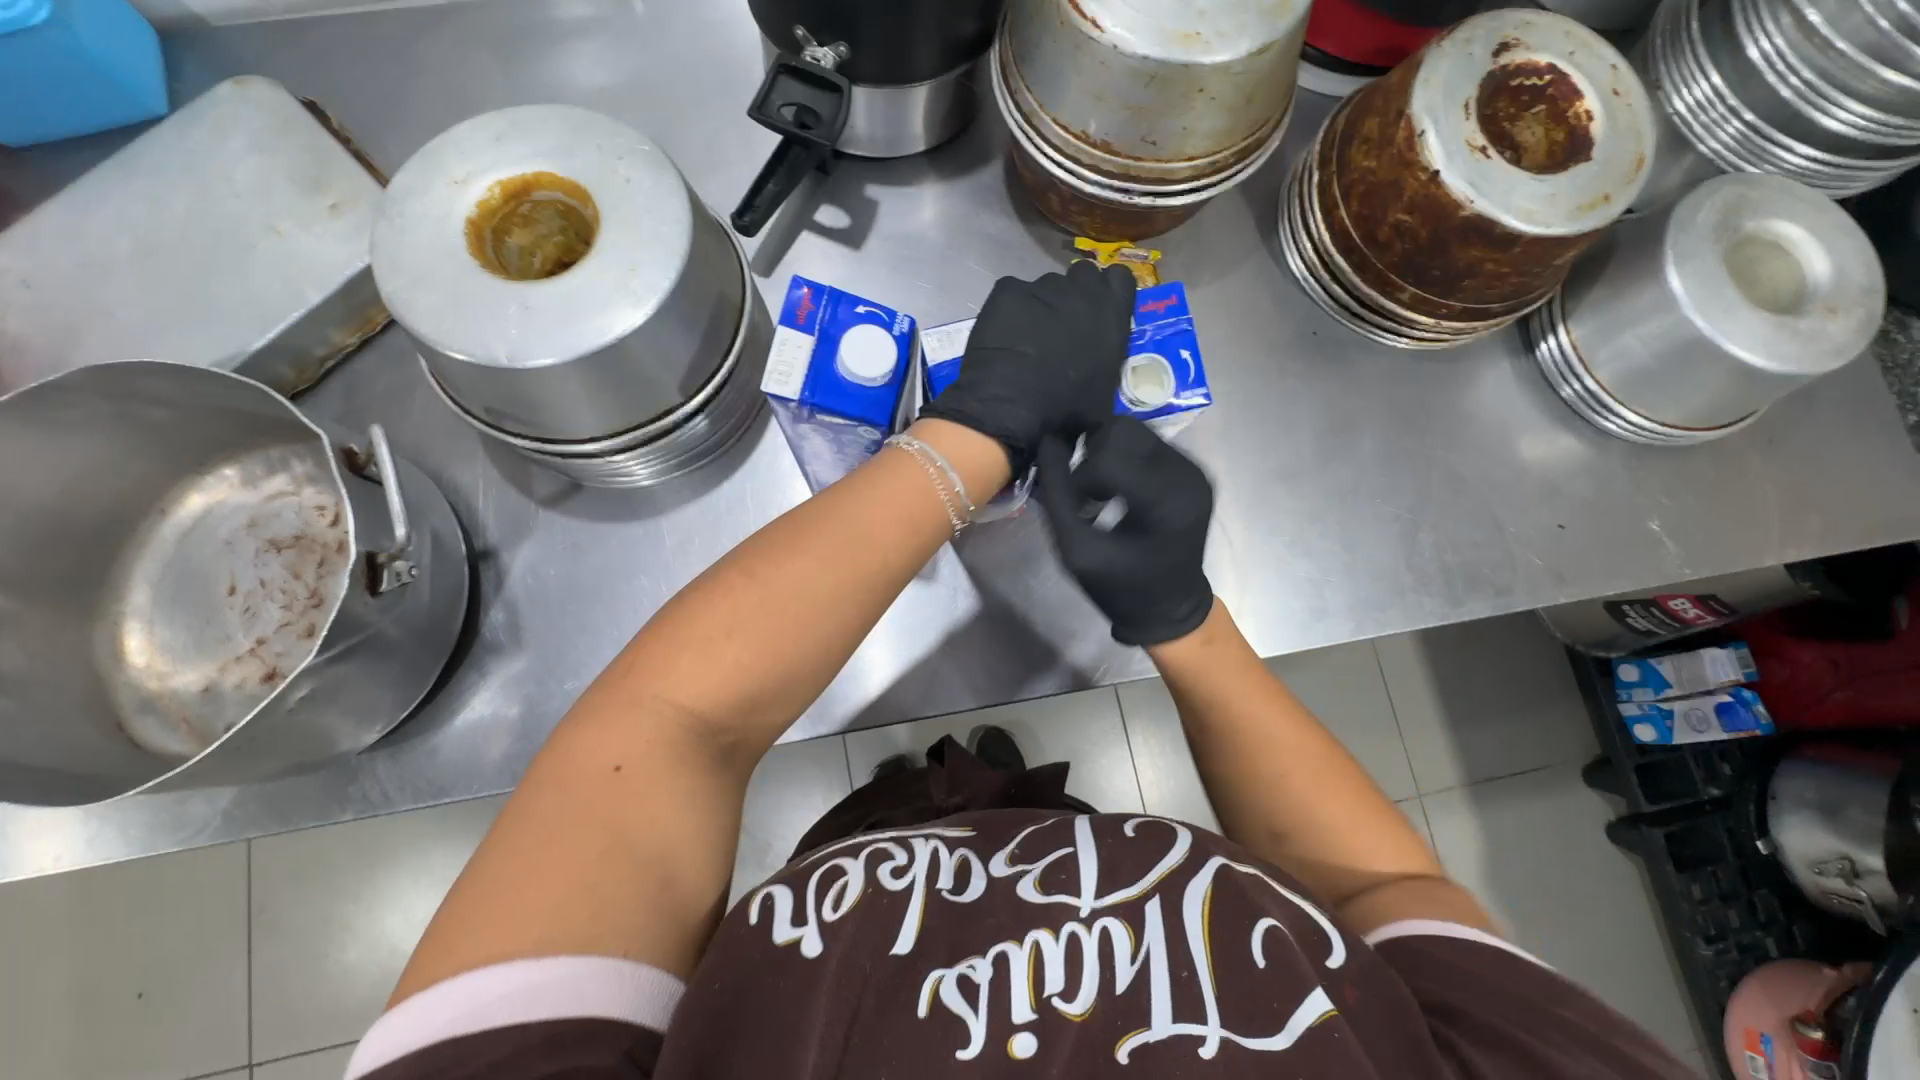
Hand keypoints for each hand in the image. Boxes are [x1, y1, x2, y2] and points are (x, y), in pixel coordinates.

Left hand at [919, 261, 1136, 472]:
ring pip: (1046, 286)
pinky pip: (1013, 293)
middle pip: (1082, 275)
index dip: (1109, 291)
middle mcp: (1080, 291)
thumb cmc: (1065, 411)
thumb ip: (1108, 366)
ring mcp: (1042, 287)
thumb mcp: (1105, 395)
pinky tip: (1003, 334)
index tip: (1099, 310)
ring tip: (1027, 336)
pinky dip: (1010, 309)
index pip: (1120, 278)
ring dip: (1042, 304)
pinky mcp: (1008, 290)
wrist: (1010, 408)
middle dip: (1075, 294)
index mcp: (1111, 313)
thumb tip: (1105, 377)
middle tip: (1063, 324)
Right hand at [1035, 417, 1214, 646]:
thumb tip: (1047, 442)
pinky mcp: (1193, 469)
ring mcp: (1194, 468)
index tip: (1075, 505)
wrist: (1170, 608)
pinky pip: (1148, 443)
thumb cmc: (1121, 588)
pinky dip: (1123, 458)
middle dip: (1091, 454)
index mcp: (1165, 499)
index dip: (1080, 475)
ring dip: (1106, 453)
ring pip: (1134, 431)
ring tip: (1100, 492)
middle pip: (1123, 430)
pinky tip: (1117, 489)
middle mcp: (1187, 474)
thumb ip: (1057, 495)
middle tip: (1083, 493)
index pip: (1108, 455)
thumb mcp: (1076, 551)